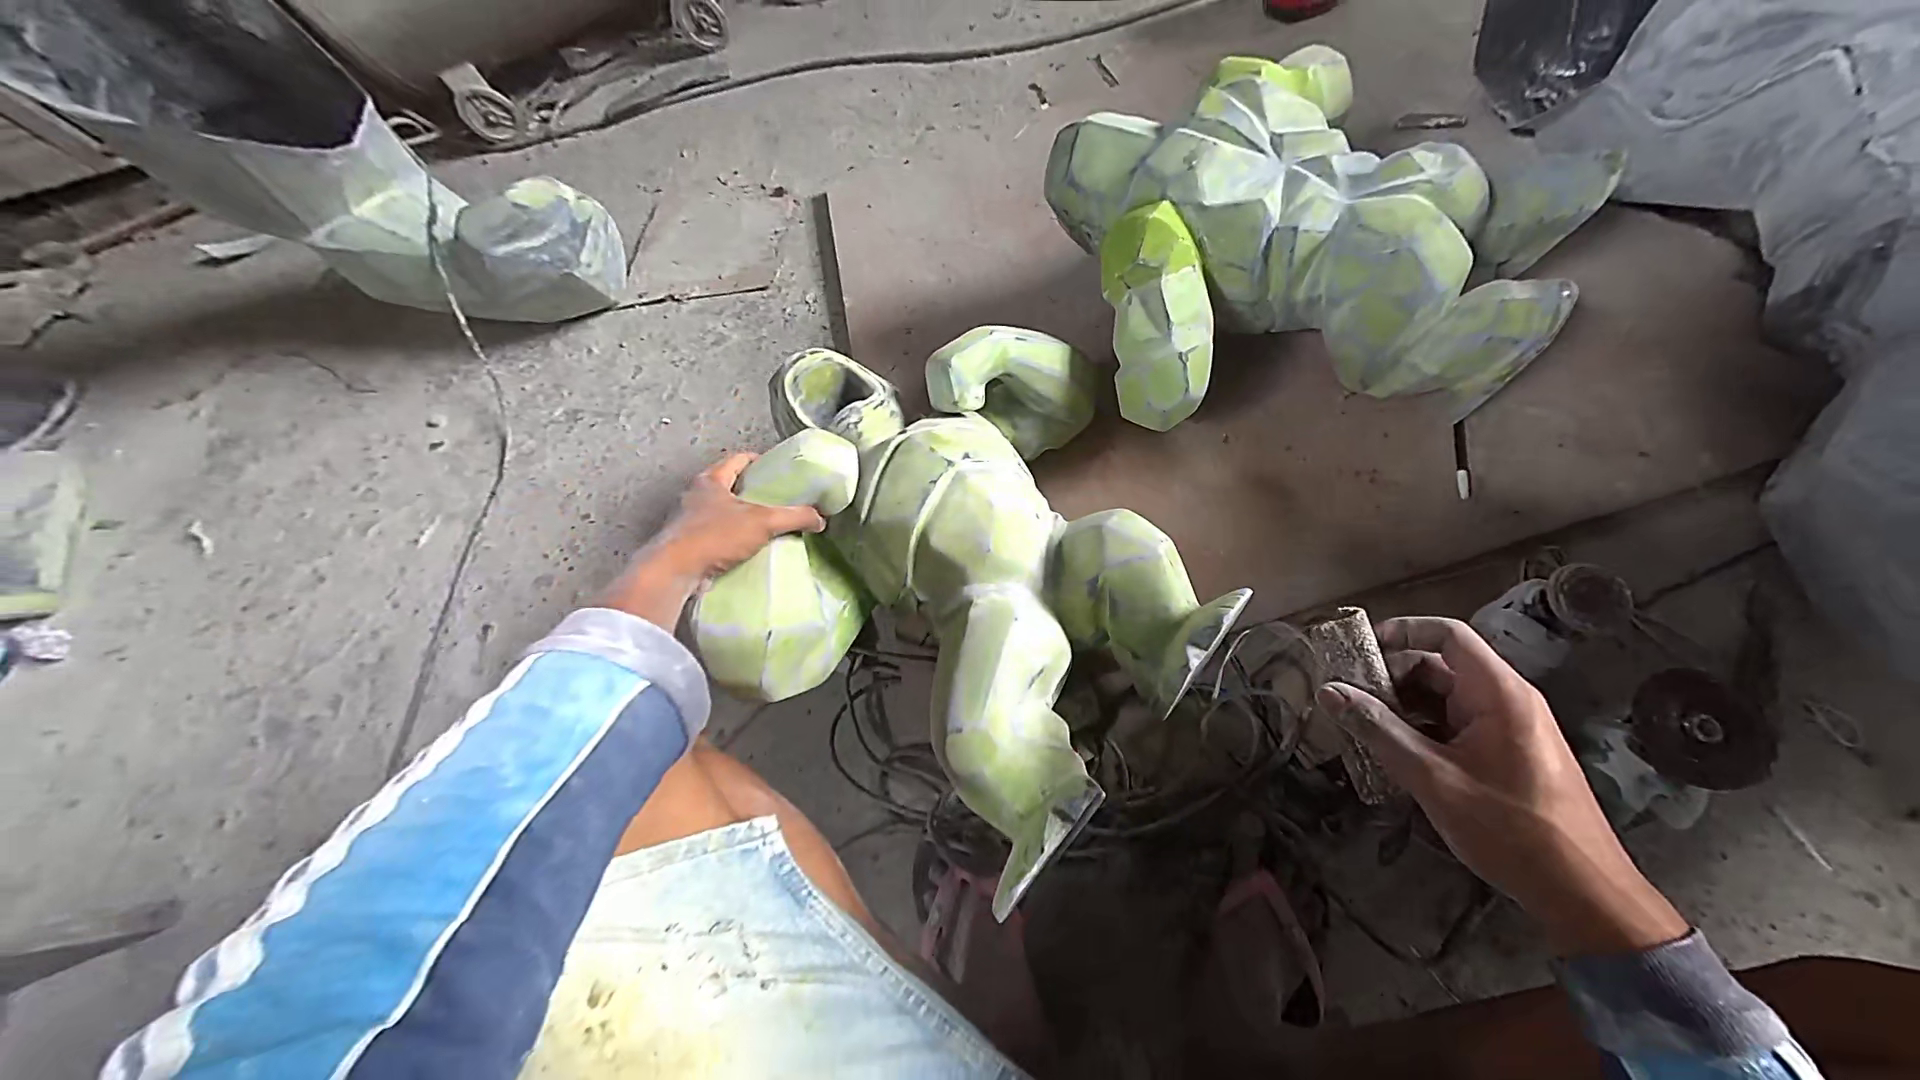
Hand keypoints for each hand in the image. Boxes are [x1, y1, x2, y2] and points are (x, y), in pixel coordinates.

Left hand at [598, 453, 824, 627]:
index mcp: (710, 481)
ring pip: (721, 512)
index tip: (777, 468)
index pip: (738, 459)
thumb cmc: (715, 536)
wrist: (675, 572)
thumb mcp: (763, 522)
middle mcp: (695, 497)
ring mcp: (688, 522)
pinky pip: (716, 537)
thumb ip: (794, 517)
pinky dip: (732, 540)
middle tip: (776, 499)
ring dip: (741, 517)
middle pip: (728, 485)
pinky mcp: (687, 545)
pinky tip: (748, 550)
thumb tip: (820, 518)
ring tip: (766, 526)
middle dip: (752, 491)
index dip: (759, 460)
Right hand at [1314, 616, 1687, 955]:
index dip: (1400, 631)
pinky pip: (1451, 725)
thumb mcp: (1432, 777)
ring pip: (1440, 699)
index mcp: (1498, 694)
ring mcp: (1506, 728)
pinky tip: (1389, 753)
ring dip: (1398, 708)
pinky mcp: (1503, 753)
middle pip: (1437, 667)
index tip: (1357, 650)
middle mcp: (1505, 701)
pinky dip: (1416, 730)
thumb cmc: (1511, 829)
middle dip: (1388, 679)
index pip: (1447, 635)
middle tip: (1346, 699)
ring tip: (1359, 728)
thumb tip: (1329, 691)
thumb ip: (1378, 730)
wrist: (1585, 896)